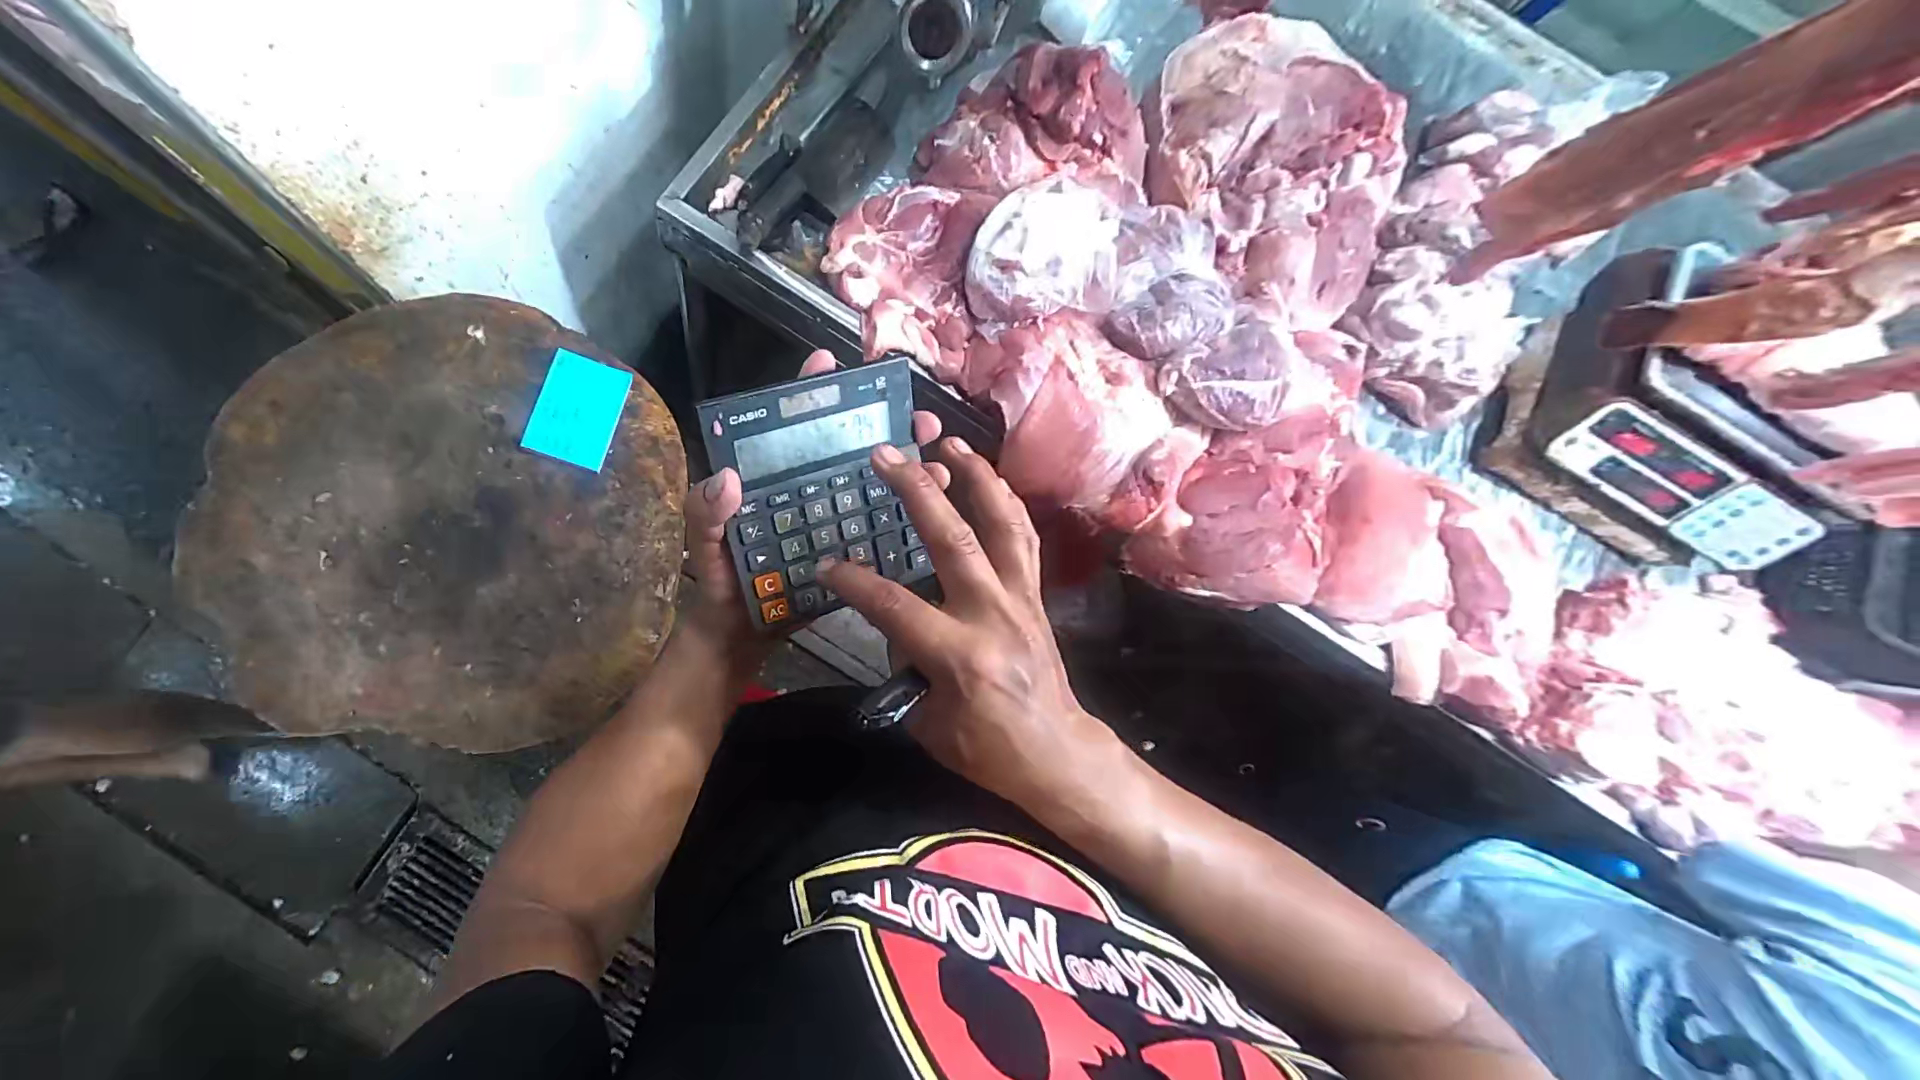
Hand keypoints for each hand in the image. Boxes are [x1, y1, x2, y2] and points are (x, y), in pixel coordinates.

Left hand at [677, 350, 946, 663]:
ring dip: (909, 469)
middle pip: (848, 450)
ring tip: (938, 457)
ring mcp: (833, 522)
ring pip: (874, 486)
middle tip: (918, 416)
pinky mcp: (852, 552)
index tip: (829, 363)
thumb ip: (705, 514)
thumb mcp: (706, 548)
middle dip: (884, 426)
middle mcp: (809, 493)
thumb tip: (726, 479)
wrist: (739, 639)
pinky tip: (937, 505)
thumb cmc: (720, 587)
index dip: (807, 392)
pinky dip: (910, 515)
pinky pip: (882, 529)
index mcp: (772, 482)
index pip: (790, 428)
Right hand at [818, 437, 1119, 807]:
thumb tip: (896, 626)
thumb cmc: (985, 748)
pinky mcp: (1036, 593)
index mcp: (960, 655)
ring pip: (1001, 524)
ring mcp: (1021, 598)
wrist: (1052, 751)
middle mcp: (993, 614)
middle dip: (916, 492)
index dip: (856, 582)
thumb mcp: (927, 722)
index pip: (896, 606)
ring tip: (950, 441)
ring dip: (975, 477)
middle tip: (887, 456)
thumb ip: (905, 667)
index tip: (827, 565)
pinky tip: (989, 478)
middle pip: (953, 539)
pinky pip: (1023, 537)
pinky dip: (1006, 502)